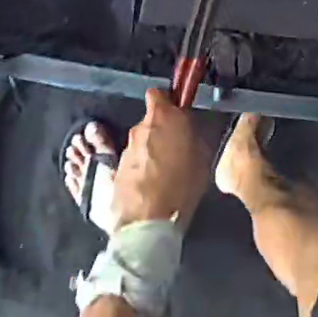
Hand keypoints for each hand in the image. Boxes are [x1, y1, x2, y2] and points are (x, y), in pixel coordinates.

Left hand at [111, 89, 210, 226]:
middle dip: (161, 130)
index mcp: (163, 117)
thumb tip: (187, 129)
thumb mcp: (202, 154)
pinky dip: (141, 169)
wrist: (148, 223)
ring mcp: (126, 151)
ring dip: (150, 151)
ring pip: (141, 143)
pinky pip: (133, 163)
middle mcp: (141, 129)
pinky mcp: (116, 173)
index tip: (176, 113)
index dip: (167, 102)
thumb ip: (192, 134)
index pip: (158, 93)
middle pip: (150, 122)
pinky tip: (152, 186)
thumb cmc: (182, 184)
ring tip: (164, 172)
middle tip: (176, 147)